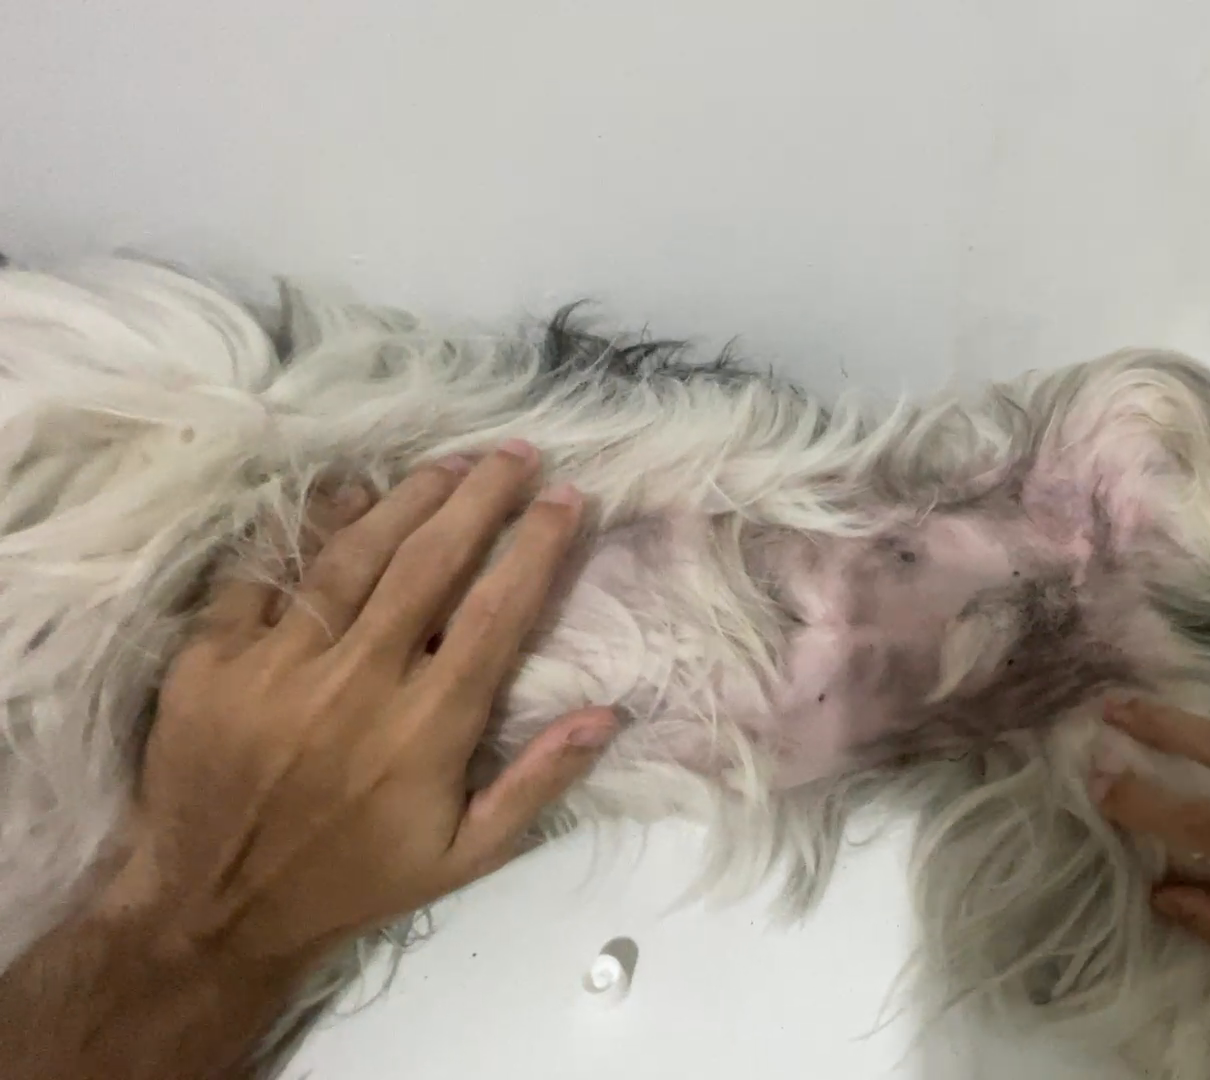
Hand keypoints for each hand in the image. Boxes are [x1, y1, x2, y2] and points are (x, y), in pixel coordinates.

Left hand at [100, 441, 616, 967]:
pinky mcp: (208, 665)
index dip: (538, 547)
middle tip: (518, 453)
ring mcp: (274, 669)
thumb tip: (608, 714)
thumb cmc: (362, 875)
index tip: (569, 498)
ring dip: (411, 499)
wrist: (207, 916)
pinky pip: (261, 576)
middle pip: (429, 565)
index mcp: (425, 728)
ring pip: (353, 558)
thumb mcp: (472, 853)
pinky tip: (348, 489)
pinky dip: (307, 526)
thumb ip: (540, 781)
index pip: (497, 613)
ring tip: (455, 463)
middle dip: (482, 498)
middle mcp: (356, 684)